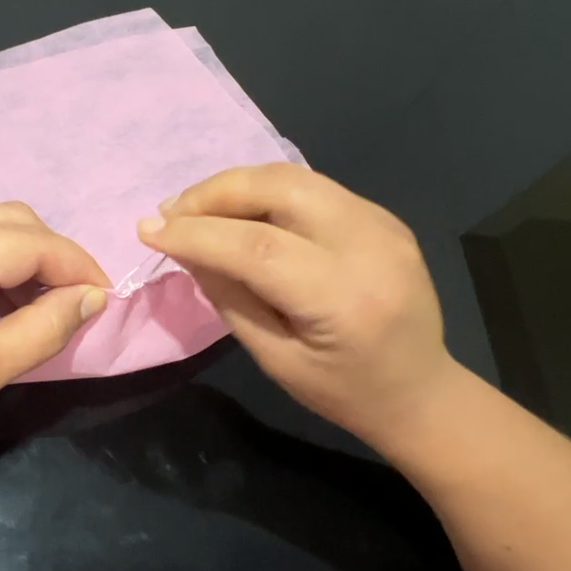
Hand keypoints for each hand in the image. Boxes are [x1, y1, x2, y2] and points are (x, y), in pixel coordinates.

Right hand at [137, 164, 451, 450]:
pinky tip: (241, 215)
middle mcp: (370, 245)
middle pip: (280, 188)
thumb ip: (229, 296)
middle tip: (171, 213)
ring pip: (294, 177)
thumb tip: (184, 248)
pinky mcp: (384, 216)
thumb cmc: (344, 392)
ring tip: (196, 210)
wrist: (421, 391)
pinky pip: (312, 189)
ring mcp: (383, 223)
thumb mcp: (275, 359)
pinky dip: (266, 194)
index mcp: (345, 297)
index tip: (149, 231)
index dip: (197, 233)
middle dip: (214, 192)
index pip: (257, 246)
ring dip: (237, 186)